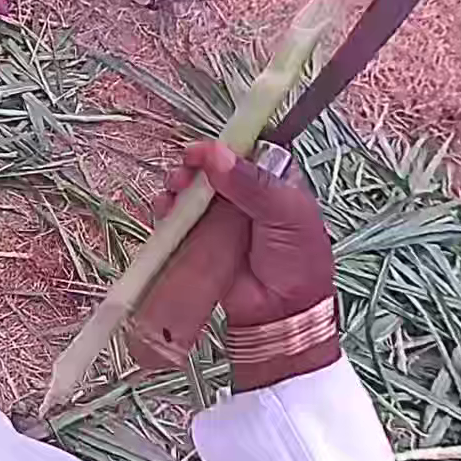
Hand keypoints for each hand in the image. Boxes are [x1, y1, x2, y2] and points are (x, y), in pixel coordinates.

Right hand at [158, 141, 340, 388]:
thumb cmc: (296, 261)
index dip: (220, 148)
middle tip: (183, 175)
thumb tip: (217, 155)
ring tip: (171, 194)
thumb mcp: (285, 214)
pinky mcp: (198, 238)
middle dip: (192, 169)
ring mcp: (218, 217)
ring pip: (191, 192)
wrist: (280, 312)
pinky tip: (163, 210)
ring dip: (176, 188)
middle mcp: (243, 195)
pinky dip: (166, 211)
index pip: (243, 151)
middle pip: (210, 169)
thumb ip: (253, 183)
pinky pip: (178, 219)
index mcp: (272, 180)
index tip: (200, 152)